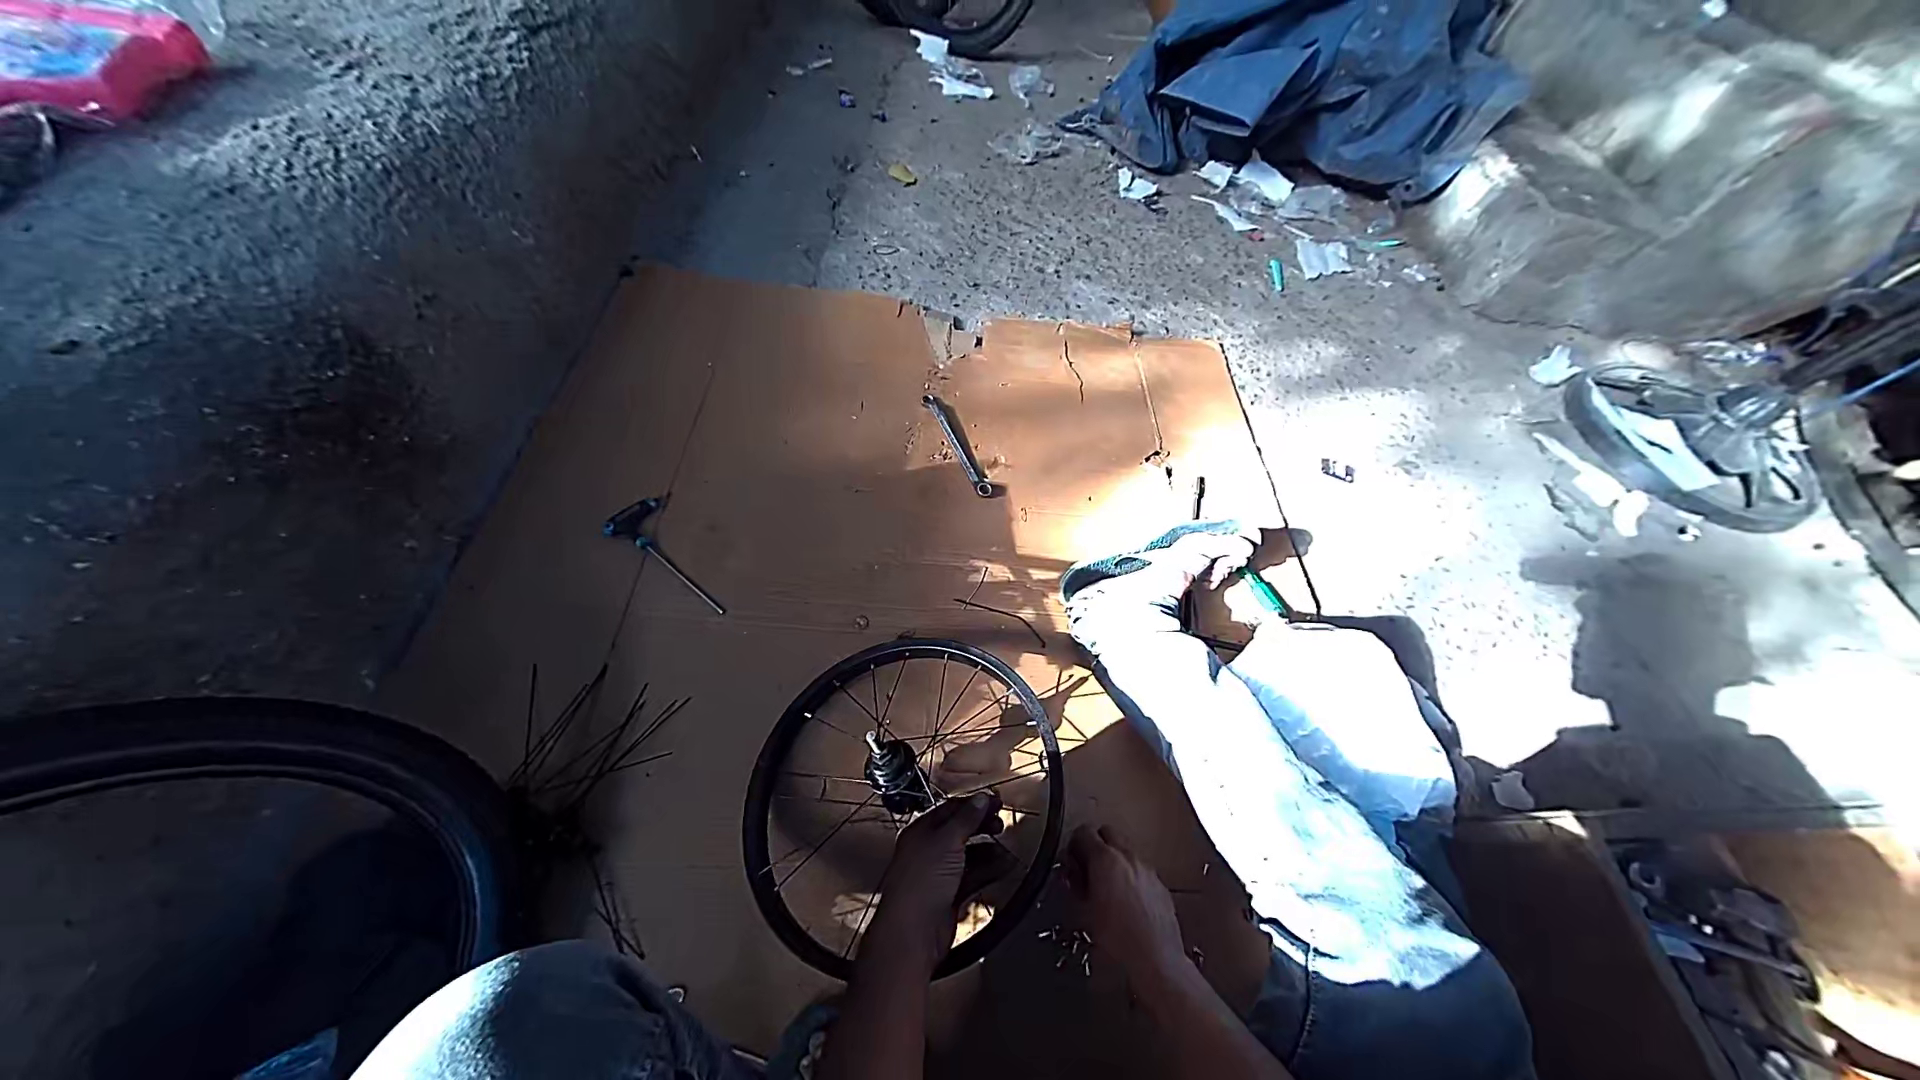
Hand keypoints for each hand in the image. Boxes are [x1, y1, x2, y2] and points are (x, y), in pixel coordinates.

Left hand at [865, 793, 1004, 971]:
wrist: (913, 933)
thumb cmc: (918, 885)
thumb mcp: (946, 841)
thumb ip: (966, 819)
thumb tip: (979, 800)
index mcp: (921, 832)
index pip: (951, 810)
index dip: (973, 804)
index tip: (993, 802)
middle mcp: (929, 851)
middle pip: (960, 832)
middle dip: (981, 826)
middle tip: (1000, 823)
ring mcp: (939, 875)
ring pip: (968, 856)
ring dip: (988, 851)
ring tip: (1005, 848)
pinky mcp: (949, 896)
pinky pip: (973, 878)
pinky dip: (989, 871)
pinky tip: (1002, 868)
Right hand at [1065, 824, 1187, 982]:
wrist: (1156, 961)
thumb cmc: (1118, 940)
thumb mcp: (1084, 911)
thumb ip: (1076, 884)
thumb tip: (1073, 875)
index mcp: (1105, 859)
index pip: (1084, 832)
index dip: (1074, 844)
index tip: (1071, 859)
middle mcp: (1128, 857)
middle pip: (1108, 832)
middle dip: (1096, 843)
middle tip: (1087, 866)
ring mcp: (1147, 869)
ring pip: (1126, 849)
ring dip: (1114, 858)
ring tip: (1107, 885)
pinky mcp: (1160, 884)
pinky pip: (1141, 868)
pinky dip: (1131, 874)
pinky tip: (1127, 899)